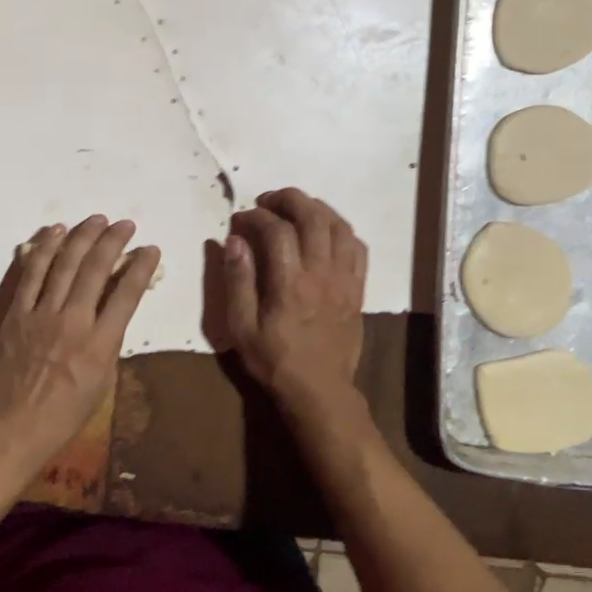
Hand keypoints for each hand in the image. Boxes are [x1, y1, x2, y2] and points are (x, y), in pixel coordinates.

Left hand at [0, 216, 159, 474]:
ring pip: (65, 263)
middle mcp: (73, 321)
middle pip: (96, 269)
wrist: (16, 426)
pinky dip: (44, 249)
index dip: (141, 266)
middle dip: (113, 241)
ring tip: (96, 220)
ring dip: (82, 236)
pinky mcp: (17, 313)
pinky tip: (56, 232)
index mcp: (100, 344)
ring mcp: (42, 314)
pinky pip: (31, 273)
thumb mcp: (104, 381)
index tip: (150, 248)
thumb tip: (115, 309)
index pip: (127, 294)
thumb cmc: (66, 414)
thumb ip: (110, 341)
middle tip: (125, 224)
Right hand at [213, 188, 367, 415]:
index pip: (277, 230)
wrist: (320, 392)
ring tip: (294, 209)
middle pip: (313, 217)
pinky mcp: (358, 289)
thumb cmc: (274, 361)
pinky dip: (340, 229)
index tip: (240, 220)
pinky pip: (357, 247)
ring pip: (339, 226)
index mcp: (290, 283)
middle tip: (267, 201)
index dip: (256, 216)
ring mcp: (345, 280)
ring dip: (316, 208)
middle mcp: (321, 274)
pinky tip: (324, 231)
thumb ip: (237, 280)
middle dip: (288, 199)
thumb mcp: (242, 327)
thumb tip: (234, 241)